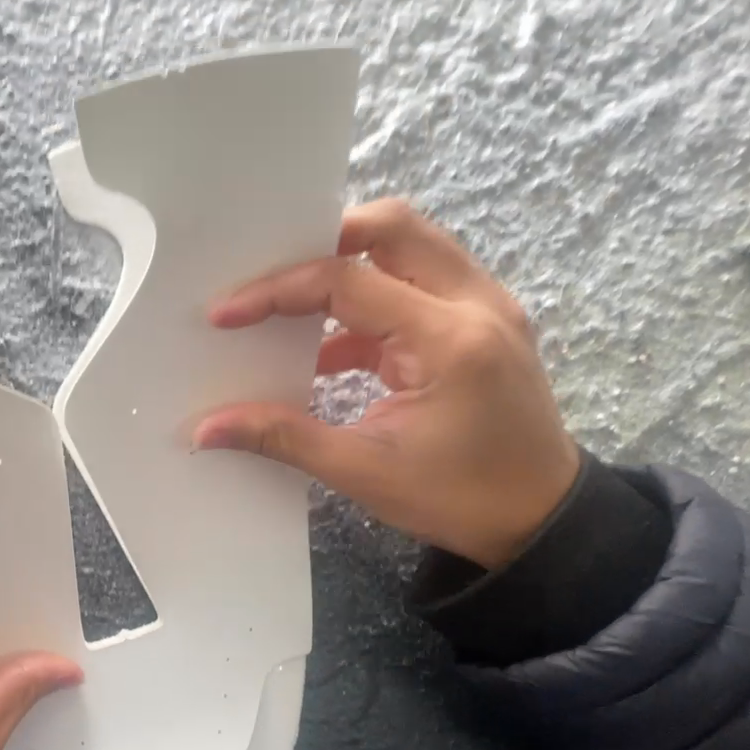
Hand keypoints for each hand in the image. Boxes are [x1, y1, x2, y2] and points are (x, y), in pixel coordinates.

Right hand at [193, 200, 579, 569]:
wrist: (543, 521)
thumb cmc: (460, 499)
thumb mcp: (363, 471)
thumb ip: (282, 437)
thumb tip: (206, 428)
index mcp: (450, 339)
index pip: (347, 282)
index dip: (277, 292)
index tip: (225, 314)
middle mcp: (476, 303)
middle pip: (393, 228)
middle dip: (322, 241)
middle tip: (267, 273)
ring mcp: (484, 307)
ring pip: (408, 245)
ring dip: (347, 264)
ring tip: (290, 302)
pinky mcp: (478, 322)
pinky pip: (414, 285)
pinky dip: (366, 302)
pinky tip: (325, 350)